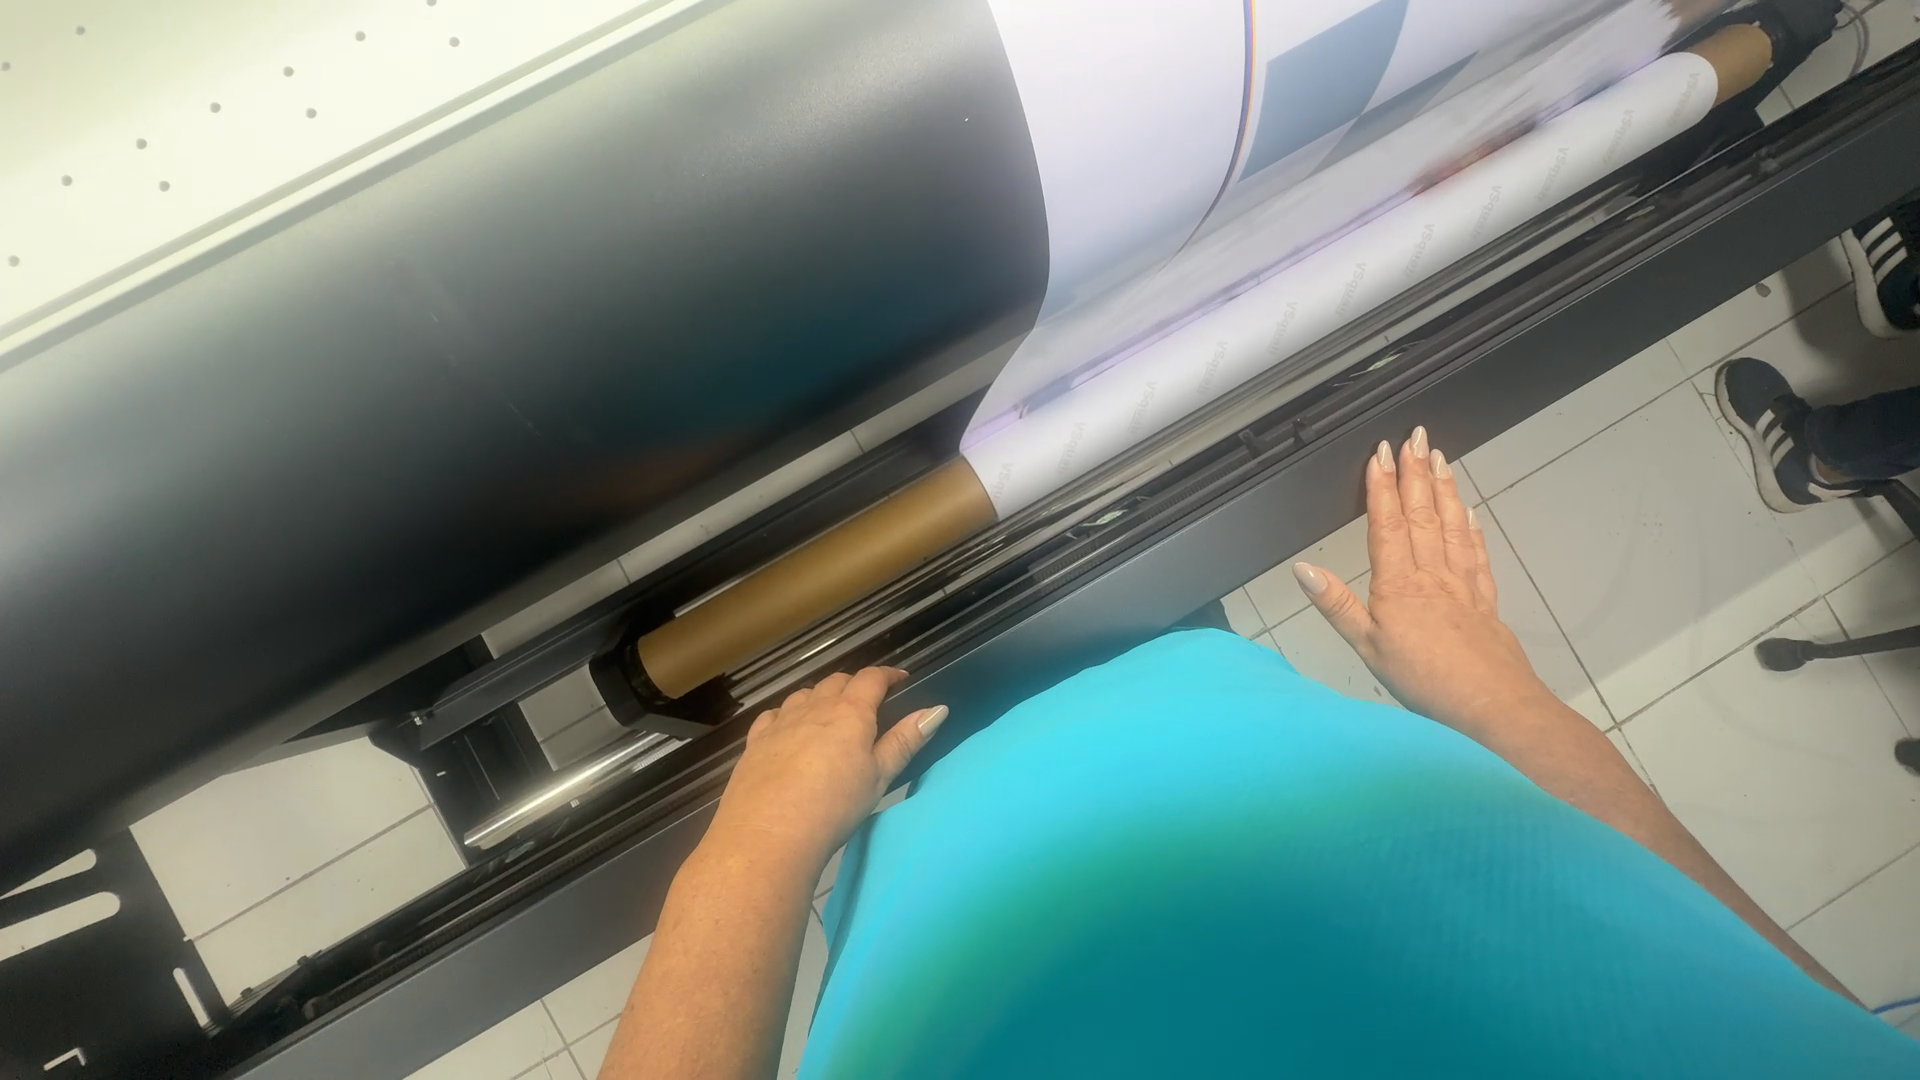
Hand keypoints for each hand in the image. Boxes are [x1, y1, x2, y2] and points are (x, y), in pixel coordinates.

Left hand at [711, 667, 946, 865]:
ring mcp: (781, 723)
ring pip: (804, 694)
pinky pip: (773, 714)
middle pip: (836, 681)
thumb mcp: (879, 777)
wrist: (768, 835)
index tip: (901, 679)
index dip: (889, 674)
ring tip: (830, 714)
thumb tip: (938, 709)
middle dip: (855, 684)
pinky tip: (789, 728)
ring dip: (821, 696)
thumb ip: (906, 740)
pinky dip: (787, 714)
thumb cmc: (834, 807)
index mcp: (850, 713)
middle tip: (868, 701)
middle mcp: (814, 708)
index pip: (872, 678)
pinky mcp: (755, 742)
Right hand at [1294, 427, 1554, 731]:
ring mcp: (1463, 585)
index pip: (1387, 525)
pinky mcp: (1485, 601)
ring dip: (1443, 490)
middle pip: (1422, 515)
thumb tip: (1302, 568)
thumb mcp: (1366, 646)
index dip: (1382, 487)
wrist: (1493, 707)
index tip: (1380, 454)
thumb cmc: (1424, 679)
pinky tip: (1469, 513)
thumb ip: (1335, 605)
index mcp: (1399, 584)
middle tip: (1415, 438)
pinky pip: (1476, 555)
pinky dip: (1470, 529)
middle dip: (1415, 474)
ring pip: (1451, 527)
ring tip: (1440, 459)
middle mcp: (1433, 575)